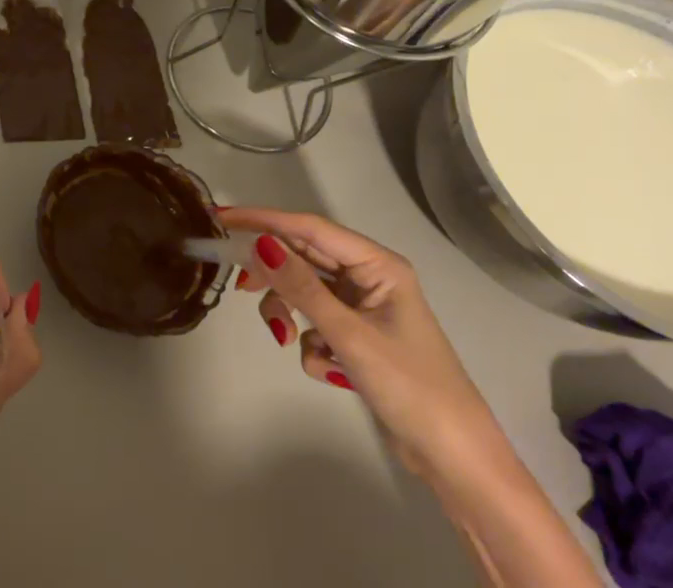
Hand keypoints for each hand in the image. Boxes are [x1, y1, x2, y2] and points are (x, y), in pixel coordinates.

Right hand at [223, 207, 495, 476]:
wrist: (450, 453)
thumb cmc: (408, 385)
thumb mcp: (348, 335)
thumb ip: (301, 288)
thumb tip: (259, 243)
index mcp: (378, 266)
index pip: (310, 229)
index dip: (264, 220)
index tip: (222, 218)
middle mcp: (368, 279)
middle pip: (303, 258)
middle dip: (273, 273)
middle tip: (239, 285)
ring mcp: (361, 308)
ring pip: (303, 292)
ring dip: (290, 313)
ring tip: (286, 339)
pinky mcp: (354, 336)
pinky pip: (313, 324)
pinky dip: (311, 344)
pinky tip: (329, 371)